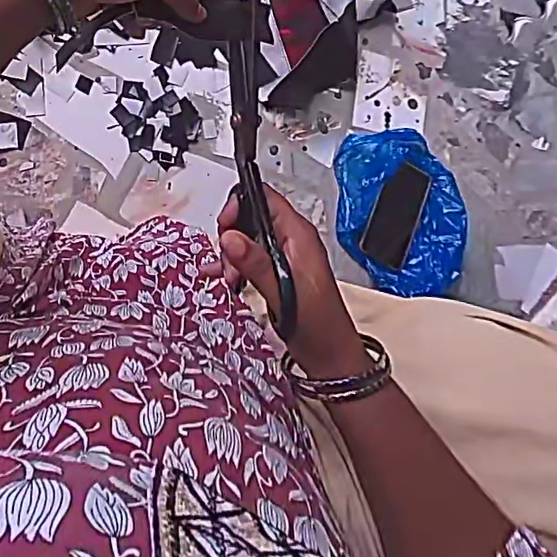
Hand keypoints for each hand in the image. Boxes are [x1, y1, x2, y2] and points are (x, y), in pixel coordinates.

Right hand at [210, 186, 370, 378]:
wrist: (331, 359)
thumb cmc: (319, 328)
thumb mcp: (283, 294)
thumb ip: (256, 263)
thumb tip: (231, 237)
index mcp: (298, 236)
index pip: (264, 198)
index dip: (239, 205)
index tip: (224, 229)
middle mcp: (292, 240)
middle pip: (251, 215)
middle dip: (231, 235)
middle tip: (228, 260)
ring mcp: (285, 254)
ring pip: (246, 236)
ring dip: (231, 254)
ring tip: (231, 276)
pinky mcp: (277, 268)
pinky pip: (249, 255)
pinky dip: (235, 264)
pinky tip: (225, 277)